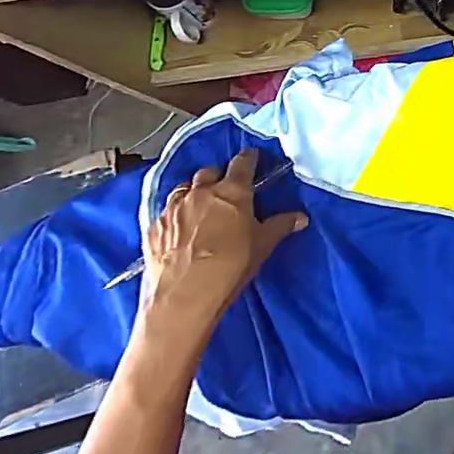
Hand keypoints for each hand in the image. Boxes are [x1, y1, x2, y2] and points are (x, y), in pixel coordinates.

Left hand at [140, 150, 305, 336]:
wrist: (184, 296)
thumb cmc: (231, 264)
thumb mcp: (263, 243)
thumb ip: (281, 225)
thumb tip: (300, 217)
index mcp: (232, 191)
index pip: (242, 163)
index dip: (249, 158)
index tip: (253, 157)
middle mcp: (200, 193)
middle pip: (208, 171)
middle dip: (218, 175)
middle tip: (227, 187)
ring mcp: (172, 209)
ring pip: (183, 188)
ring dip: (194, 191)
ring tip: (202, 204)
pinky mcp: (153, 228)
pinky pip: (165, 211)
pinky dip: (176, 212)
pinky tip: (181, 227)